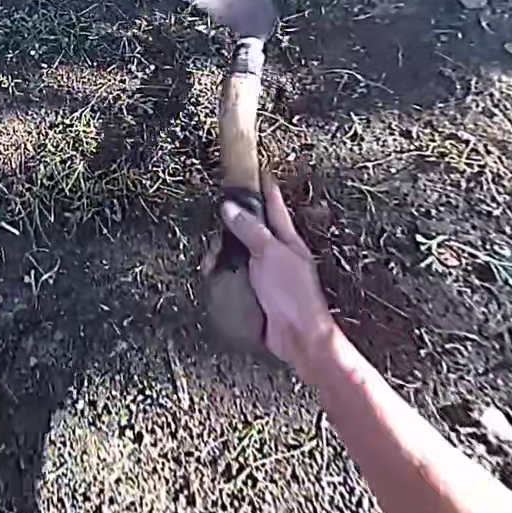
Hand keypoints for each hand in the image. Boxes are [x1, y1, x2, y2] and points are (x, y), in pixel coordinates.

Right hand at [220, 180, 339, 373]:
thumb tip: (231, 208)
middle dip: (236, 221)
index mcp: (287, 239)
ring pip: (241, 253)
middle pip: (254, 229)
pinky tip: (215, 272)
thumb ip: (250, 229)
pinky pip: (236, 276)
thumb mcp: (270, 253)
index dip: (265, 189)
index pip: (274, 206)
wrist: (300, 338)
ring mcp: (268, 274)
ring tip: (211, 251)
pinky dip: (224, 272)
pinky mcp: (258, 293)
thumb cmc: (294, 294)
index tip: (258, 173)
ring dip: (226, 251)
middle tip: (220, 211)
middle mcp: (278, 254)